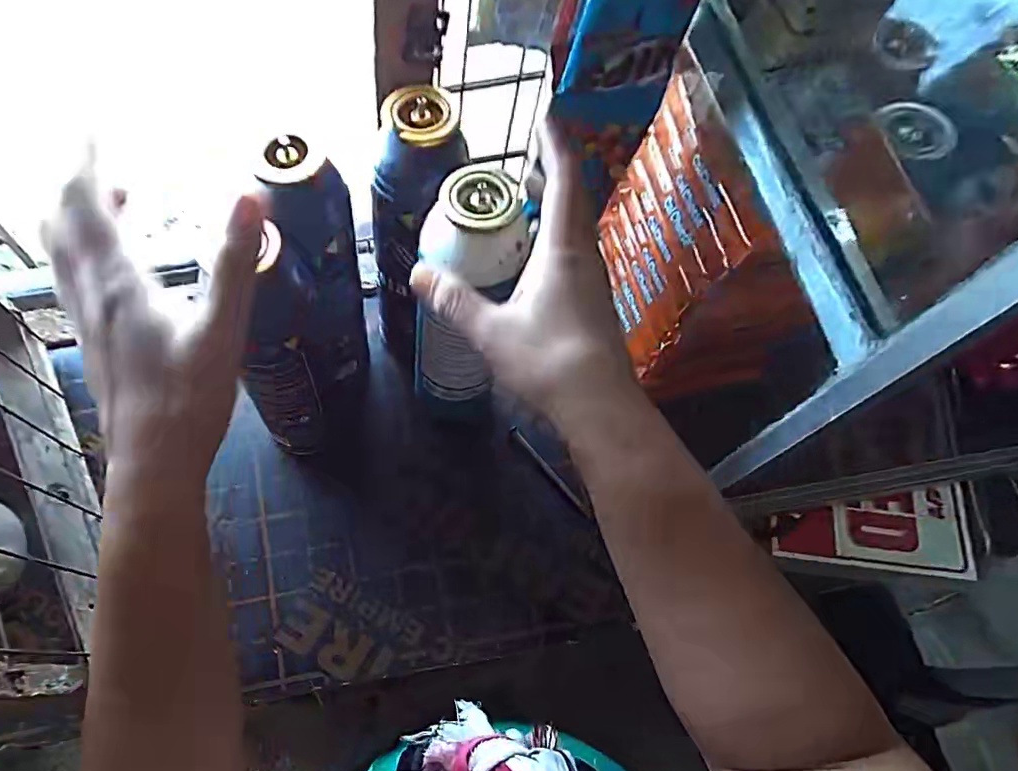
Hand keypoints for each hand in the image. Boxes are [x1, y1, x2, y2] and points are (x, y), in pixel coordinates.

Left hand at [44, 151, 264, 488]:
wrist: (153, 465)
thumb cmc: (189, 403)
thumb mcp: (223, 332)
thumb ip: (236, 264)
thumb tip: (251, 197)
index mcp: (119, 283)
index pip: (85, 200)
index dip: (86, 158)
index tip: (93, 127)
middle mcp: (91, 296)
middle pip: (62, 221)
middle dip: (75, 182)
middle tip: (101, 163)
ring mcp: (86, 324)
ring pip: (61, 255)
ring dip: (73, 219)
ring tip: (102, 206)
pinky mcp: (92, 349)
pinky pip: (72, 285)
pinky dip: (80, 257)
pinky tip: (108, 275)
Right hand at [411, 121, 639, 425]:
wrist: (597, 404)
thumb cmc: (547, 361)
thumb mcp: (492, 331)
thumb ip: (456, 302)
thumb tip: (419, 275)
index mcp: (563, 248)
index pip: (564, 178)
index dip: (553, 144)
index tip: (542, 118)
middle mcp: (585, 256)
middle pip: (572, 200)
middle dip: (549, 176)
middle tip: (520, 168)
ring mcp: (594, 283)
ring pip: (575, 231)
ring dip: (552, 212)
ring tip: (522, 212)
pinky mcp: (593, 306)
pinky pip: (574, 259)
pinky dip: (553, 245)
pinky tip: (533, 266)